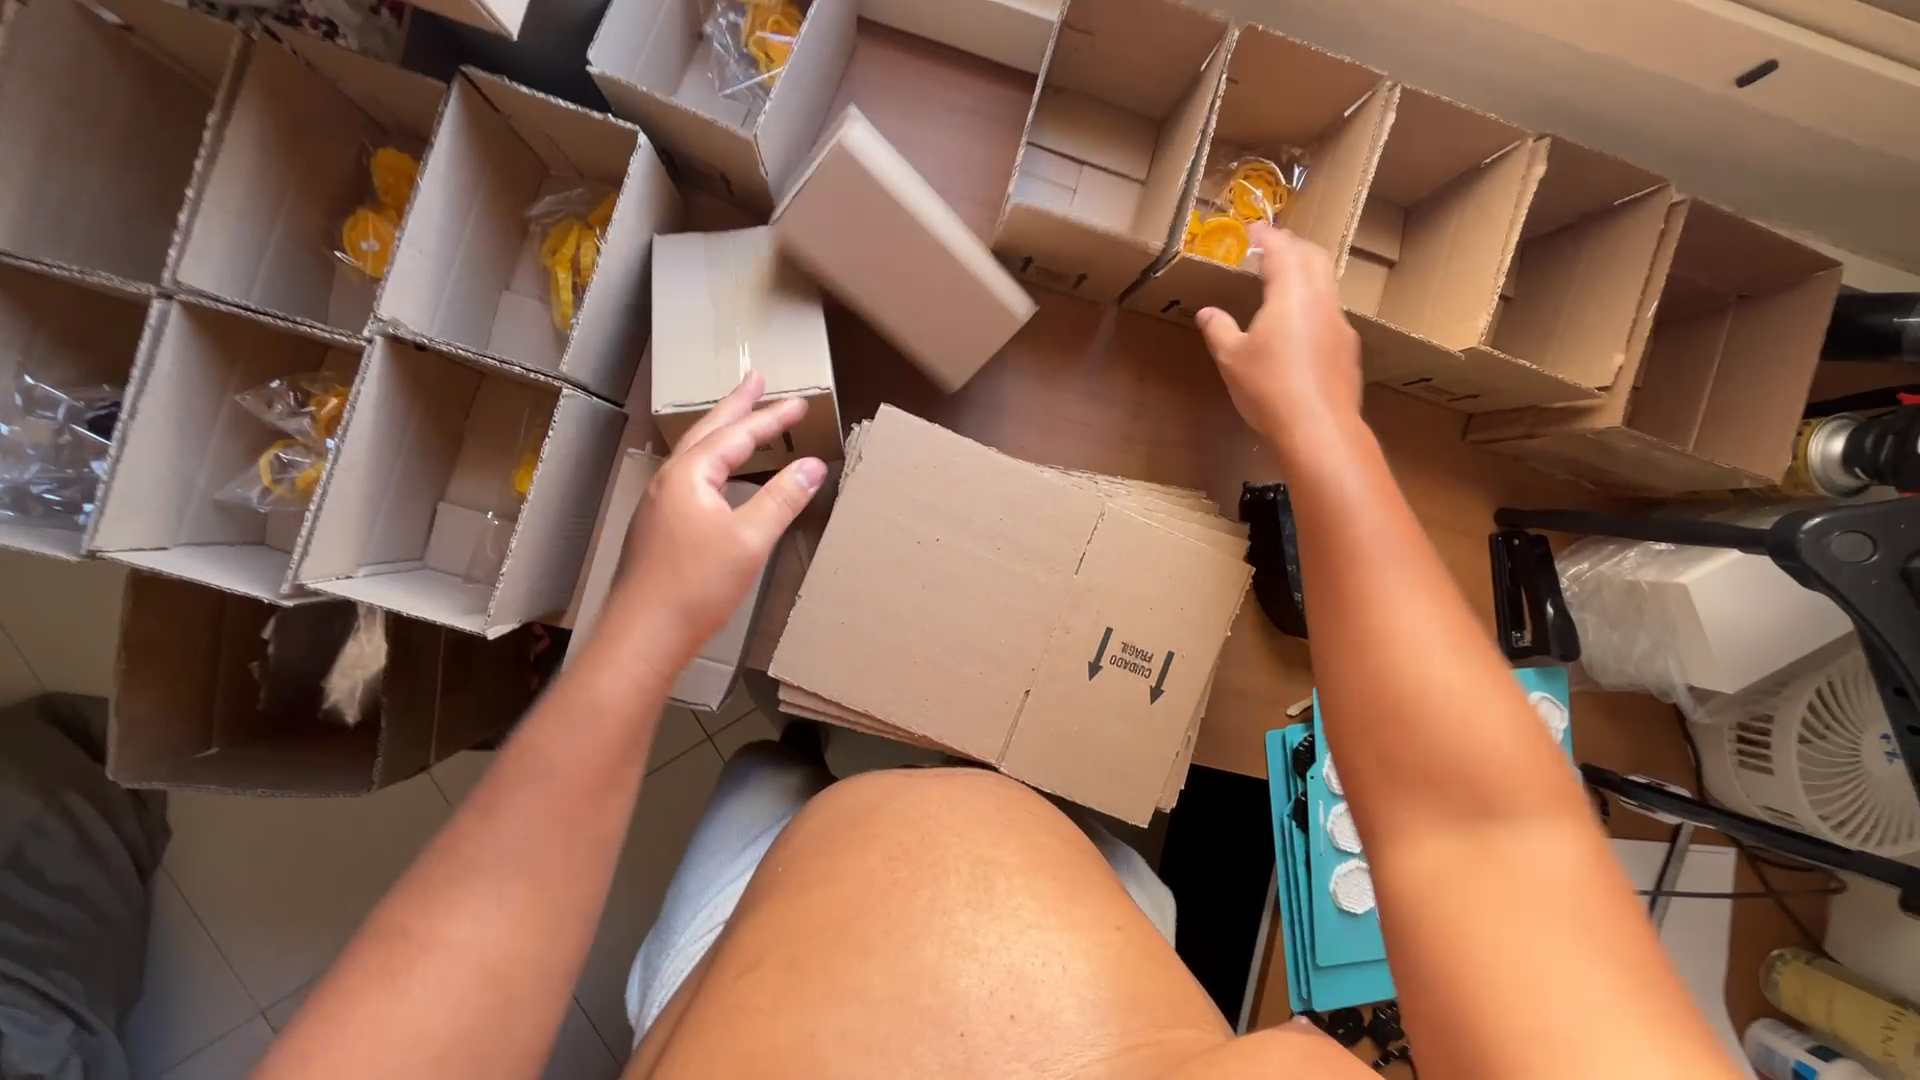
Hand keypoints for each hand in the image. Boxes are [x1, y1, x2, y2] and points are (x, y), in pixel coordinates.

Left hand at [605, 371, 825, 670]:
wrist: (643, 635)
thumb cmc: (696, 587)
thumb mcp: (750, 540)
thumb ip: (783, 499)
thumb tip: (814, 466)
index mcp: (689, 477)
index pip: (736, 436)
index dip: (771, 419)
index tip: (801, 404)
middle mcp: (669, 482)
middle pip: (707, 433)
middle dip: (735, 406)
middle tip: (755, 380)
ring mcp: (660, 506)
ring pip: (696, 456)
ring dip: (721, 433)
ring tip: (741, 419)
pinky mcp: (660, 530)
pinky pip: (691, 479)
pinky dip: (713, 463)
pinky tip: (721, 478)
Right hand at [1196, 225, 1362, 459]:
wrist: (1318, 427)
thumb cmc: (1268, 387)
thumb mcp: (1231, 358)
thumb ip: (1219, 329)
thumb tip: (1207, 313)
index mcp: (1291, 293)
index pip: (1281, 251)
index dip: (1266, 237)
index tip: (1252, 231)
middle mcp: (1321, 300)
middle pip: (1313, 258)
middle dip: (1293, 247)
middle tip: (1272, 248)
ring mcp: (1339, 324)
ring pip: (1326, 284)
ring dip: (1306, 273)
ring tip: (1285, 282)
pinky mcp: (1347, 348)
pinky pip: (1330, 312)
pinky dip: (1313, 303)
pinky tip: (1299, 325)